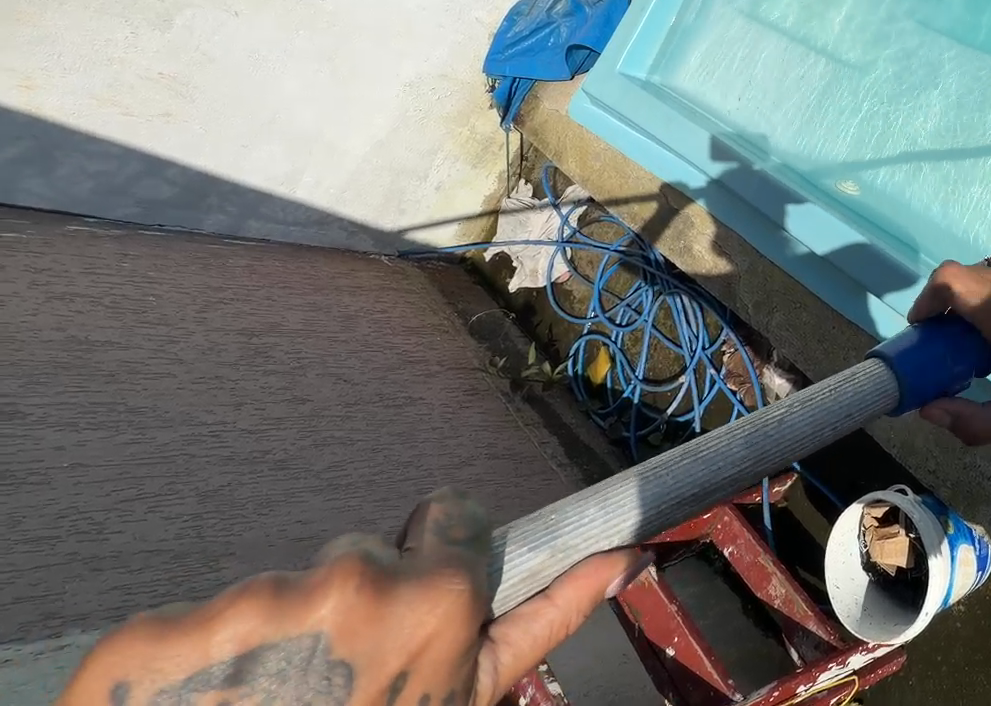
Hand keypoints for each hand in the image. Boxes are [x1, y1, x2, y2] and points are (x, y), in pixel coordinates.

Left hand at [58, 489, 648, 705]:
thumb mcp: (474, 691)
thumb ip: (551, 613)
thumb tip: (631, 555)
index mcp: (437, 592)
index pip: (446, 512)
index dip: (432, 557)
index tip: (409, 606)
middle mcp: (354, 579)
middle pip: (356, 554)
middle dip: (347, 607)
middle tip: (327, 685)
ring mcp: (252, 604)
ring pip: (275, 591)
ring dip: (265, 641)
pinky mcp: (150, 636)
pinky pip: (177, 626)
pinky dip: (178, 669)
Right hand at [906, 246, 990, 442]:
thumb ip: (973, 422)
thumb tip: (928, 410)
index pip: (947, 281)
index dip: (926, 301)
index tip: (926, 329)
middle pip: (960, 276)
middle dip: (947, 305)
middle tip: (951, 339)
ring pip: (982, 270)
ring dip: (972, 296)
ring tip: (983, 331)